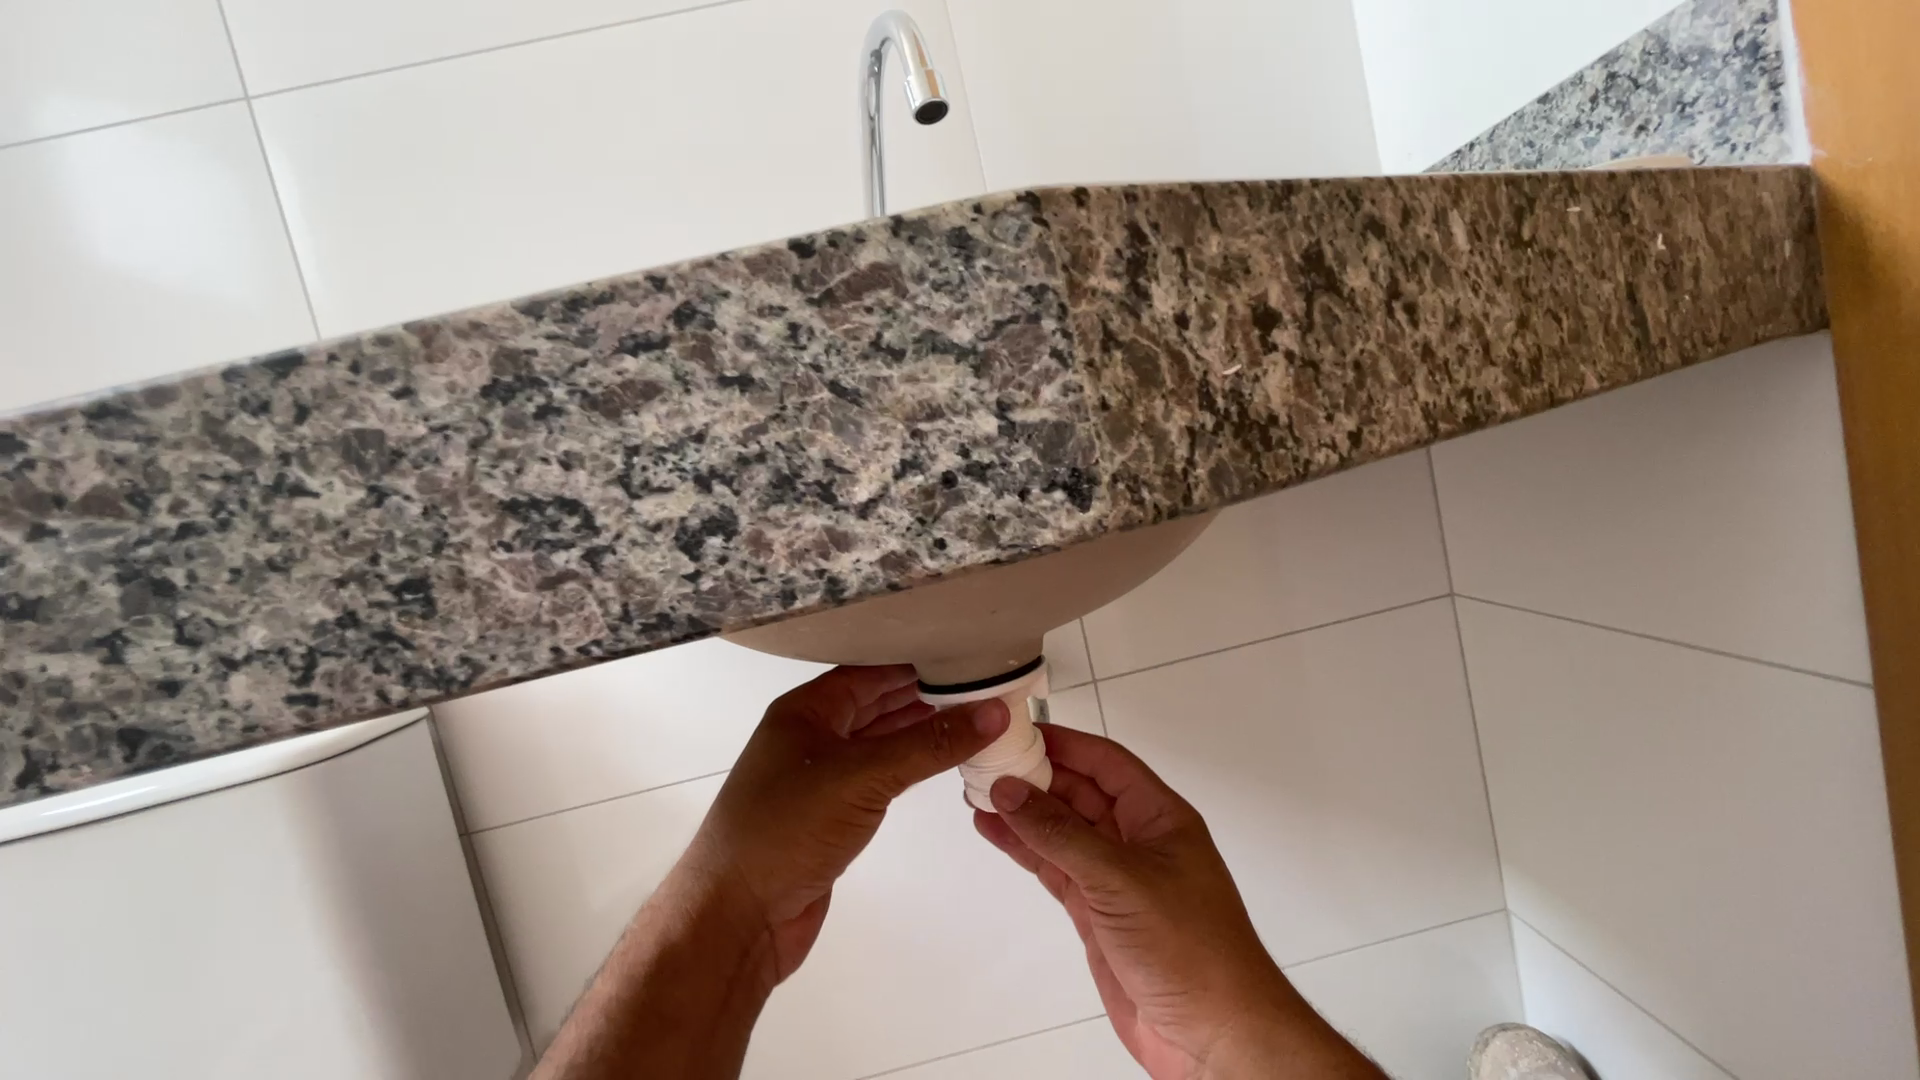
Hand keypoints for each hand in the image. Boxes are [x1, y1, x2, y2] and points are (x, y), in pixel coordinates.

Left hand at [682, 664, 1009, 985]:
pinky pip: (878, 776)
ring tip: (973, 716)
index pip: (868, 672)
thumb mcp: (861, 777)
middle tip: (980, 684)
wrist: (735, 917)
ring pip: (878, 741)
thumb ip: (929, 745)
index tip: (965, 655)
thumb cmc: (787, 829)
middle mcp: (810, 735)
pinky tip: (939, 760)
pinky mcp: (831, 814)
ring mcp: (819, 776)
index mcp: (805, 710)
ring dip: (919, 731)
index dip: (914, 662)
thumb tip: (995, 712)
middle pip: (875, 703)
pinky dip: (908, 766)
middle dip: (923, 694)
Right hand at [975, 725, 1381, 1079]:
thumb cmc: (1193, 950)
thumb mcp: (1120, 879)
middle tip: (989, 763)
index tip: (1021, 731)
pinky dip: (1024, 848)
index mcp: (1158, 817)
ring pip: (1061, 829)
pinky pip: (1054, 866)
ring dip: (1023, 811)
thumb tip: (1011, 792)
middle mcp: (1136, 840)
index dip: (1064, 742)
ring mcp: (1114, 876)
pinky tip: (996, 831)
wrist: (1214, 1037)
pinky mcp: (1096, 911)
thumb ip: (1060, 834)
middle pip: (1079, 791)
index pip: (1105, 761)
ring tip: (979, 792)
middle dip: (1036, 776)